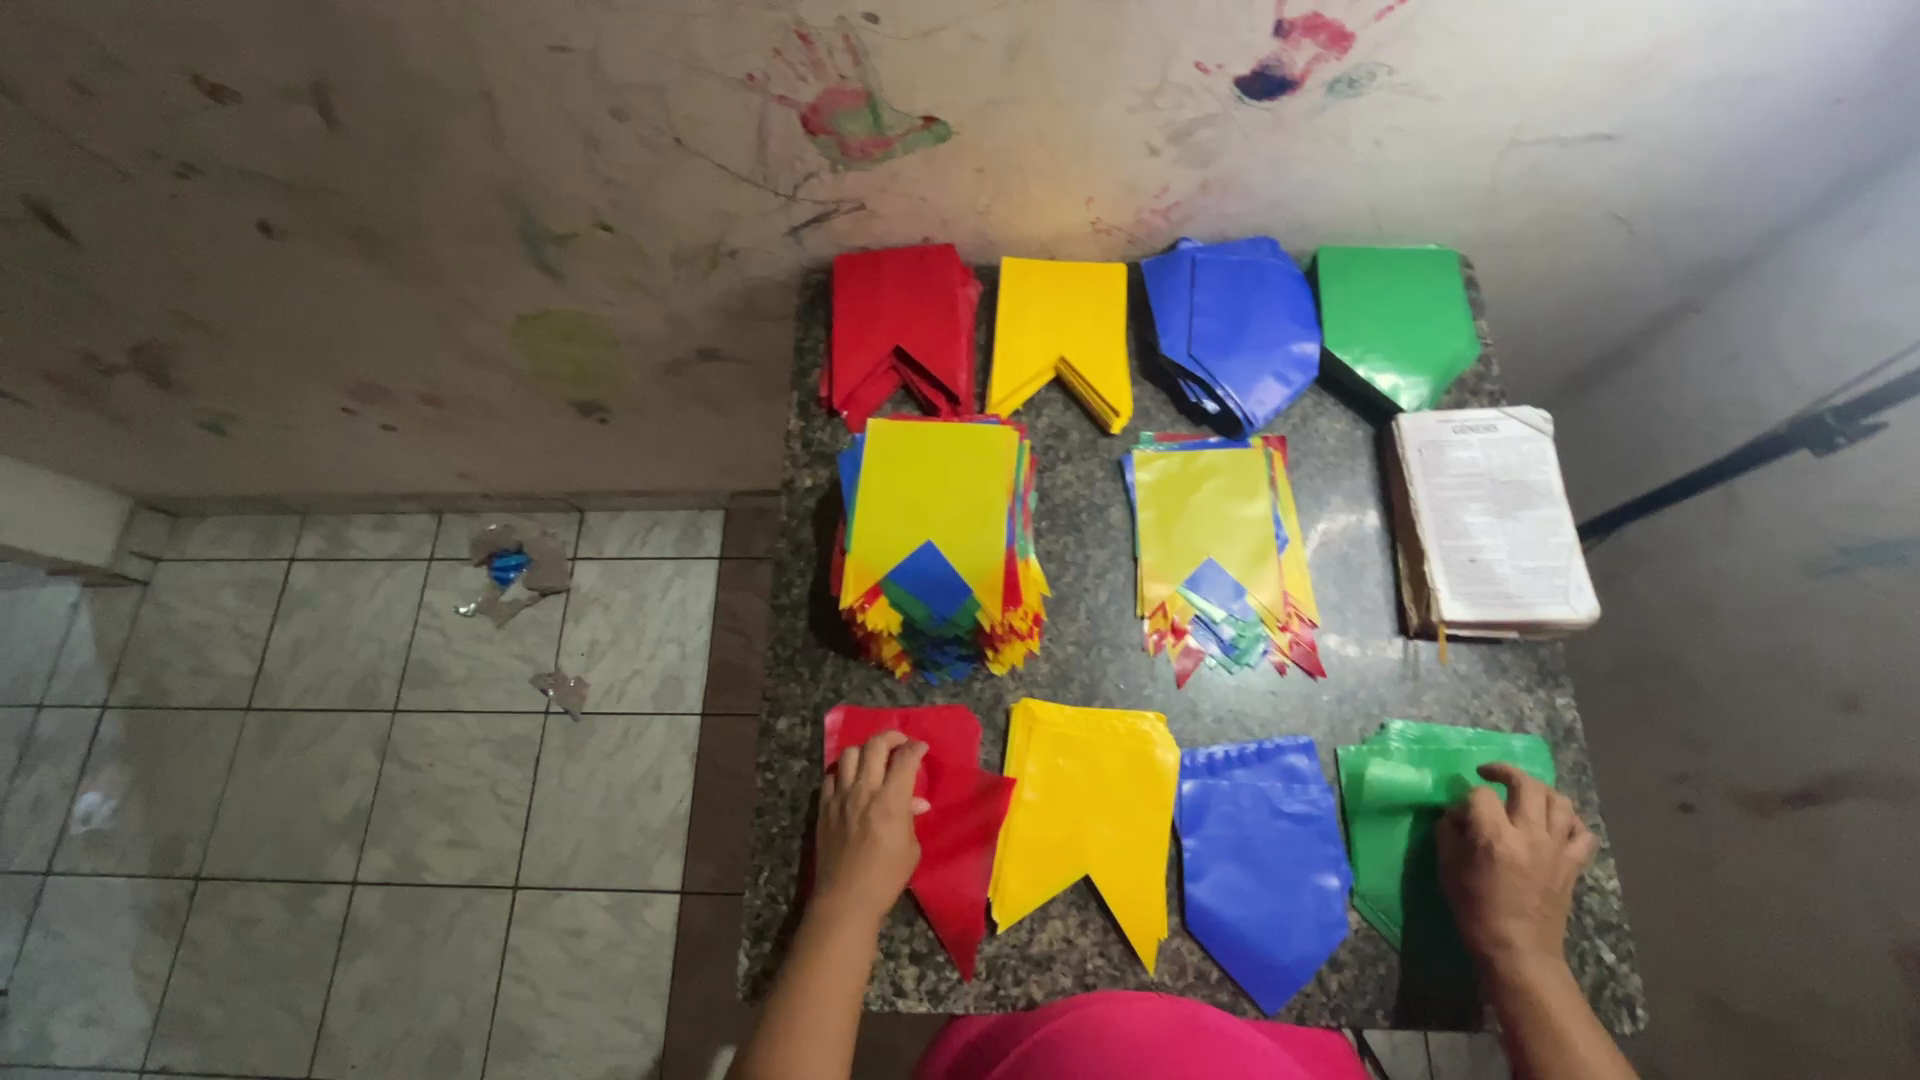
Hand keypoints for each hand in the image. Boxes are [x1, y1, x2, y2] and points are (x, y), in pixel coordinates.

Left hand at [813, 731, 930, 926]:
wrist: (846, 899)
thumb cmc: (886, 878)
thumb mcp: (911, 849)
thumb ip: (911, 818)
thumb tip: (915, 802)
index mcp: (891, 801)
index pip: (905, 758)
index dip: (916, 747)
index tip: (921, 747)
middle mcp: (864, 790)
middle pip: (875, 745)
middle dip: (891, 737)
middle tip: (900, 742)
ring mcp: (840, 797)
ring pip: (850, 753)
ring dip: (865, 750)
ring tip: (873, 758)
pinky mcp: (824, 806)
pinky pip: (831, 775)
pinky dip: (844, 771)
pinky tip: (851, 780)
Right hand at [1437, 763, 1596, 973]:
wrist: (1518, 948)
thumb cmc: (1474, 908)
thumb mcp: (1447, 866)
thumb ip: (1449, 831)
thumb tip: (1457, 813)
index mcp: (1494, 836)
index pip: (1480, 794)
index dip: (1467, 796)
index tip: (1460, 810)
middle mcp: (1530, 835)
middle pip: (1526, 785)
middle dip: (1504, 772)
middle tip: (1489, 773)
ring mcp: (1557, 849)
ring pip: (1560, 801)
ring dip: (1539, 790)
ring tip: (1523, 793)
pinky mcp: (1573, 864)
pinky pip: (1582, 832)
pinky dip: (1570, 820)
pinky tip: (1555, 822)